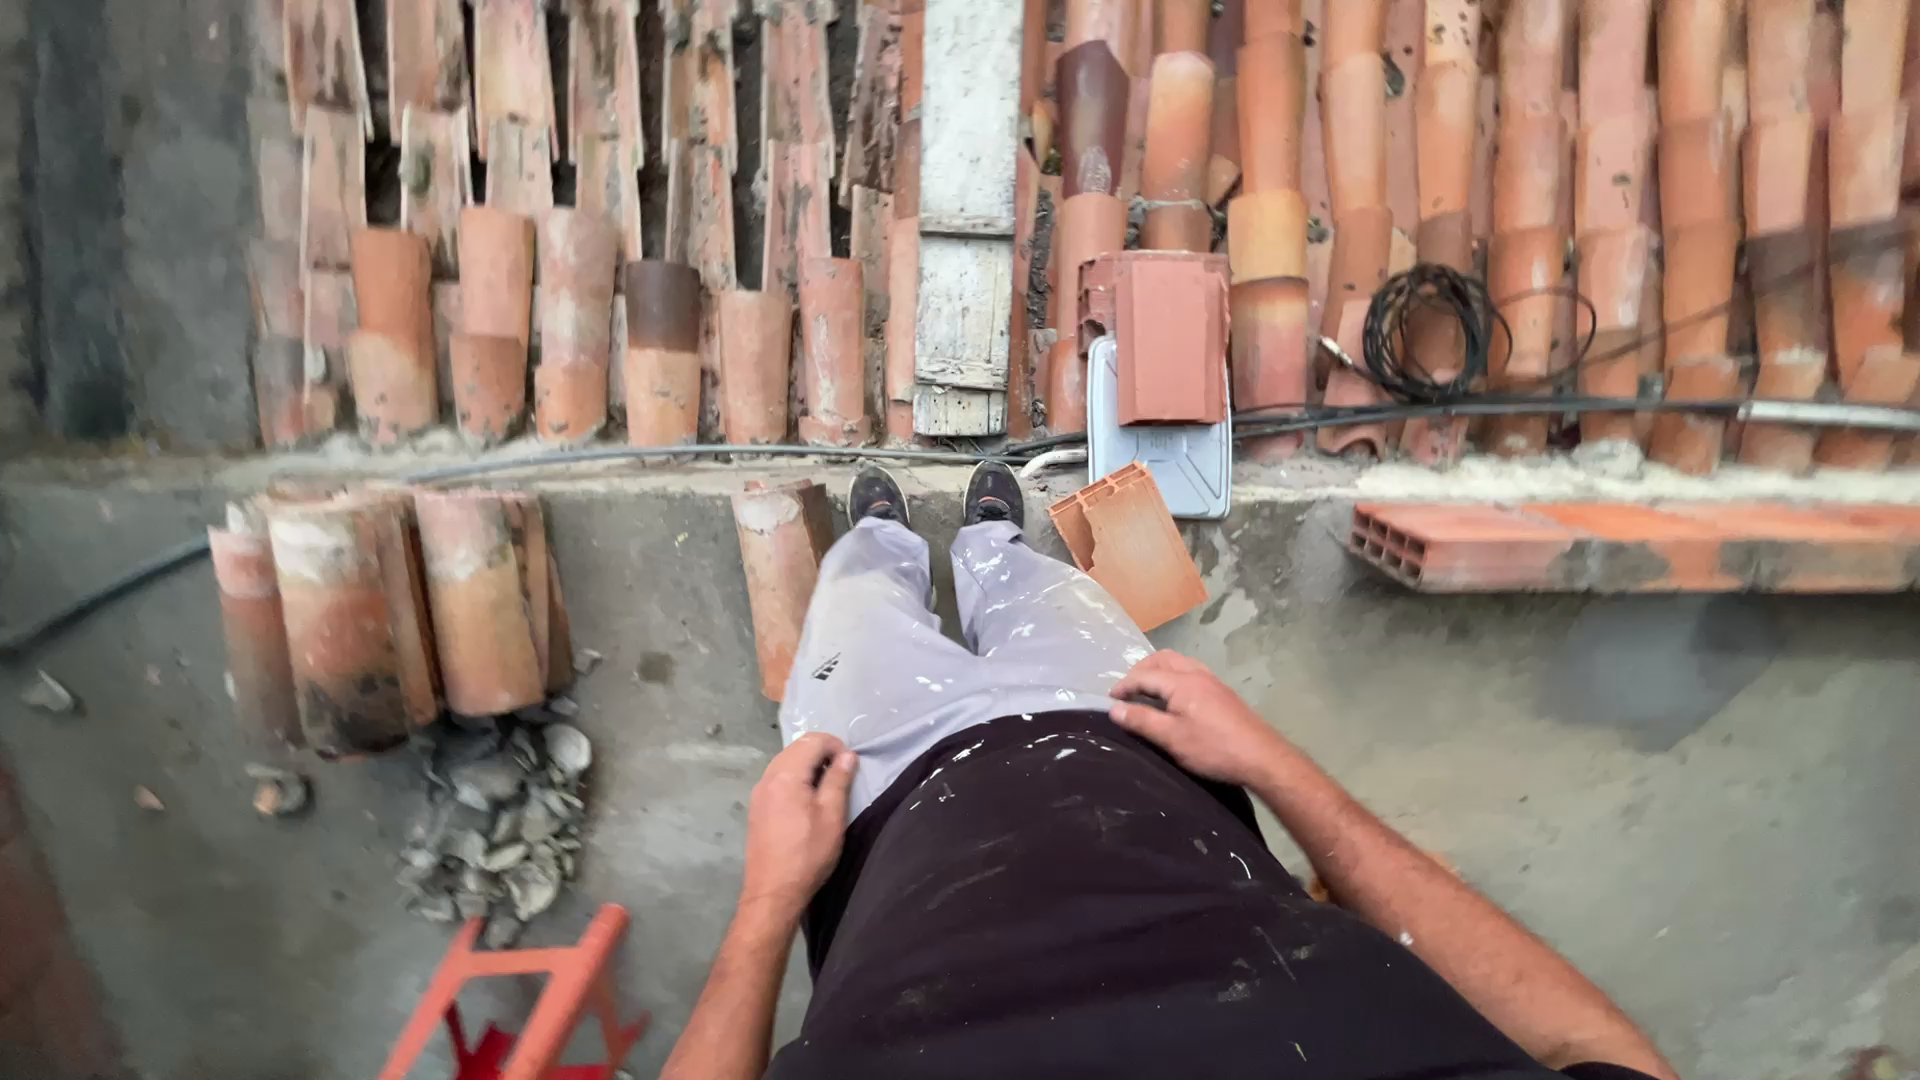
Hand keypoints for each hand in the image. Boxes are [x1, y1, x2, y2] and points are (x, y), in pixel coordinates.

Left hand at [740, 733, 857, 919]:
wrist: (773, 893)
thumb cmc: (808, 854)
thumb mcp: (832, 815)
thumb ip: (838, 779)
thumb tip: (848, 755)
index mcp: (785, 775)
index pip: (812, 740)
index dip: (836, 745)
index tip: (850, 766)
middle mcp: (768, 777)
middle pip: (797, 747)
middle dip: (822, 752)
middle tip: (842, 774)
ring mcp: (759, 792)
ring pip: (787, 761)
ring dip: (809, 764)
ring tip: (827, 787)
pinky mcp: (757, 806)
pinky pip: (778, 777)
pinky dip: (796, 777)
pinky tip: (808, 799)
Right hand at [1108, 650, 1291, 787]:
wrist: (1263, 758)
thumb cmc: (1214, 749)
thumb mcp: (1172, 738)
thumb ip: (1141, 721)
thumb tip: (1114, 709)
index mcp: (1182, 682)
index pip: (1144, 675)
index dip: (1124, 686)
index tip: (1109, 700)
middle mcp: (1197, 674)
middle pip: (1162, 659)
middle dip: (1140, 670)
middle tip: (1127, 691)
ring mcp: (1213, 681)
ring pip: (1179, 663)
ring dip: (1158, 671)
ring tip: (1147, 691)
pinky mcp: (1223, 692)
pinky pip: (1191, 671)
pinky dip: (1174, 676)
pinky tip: (1175, 697)